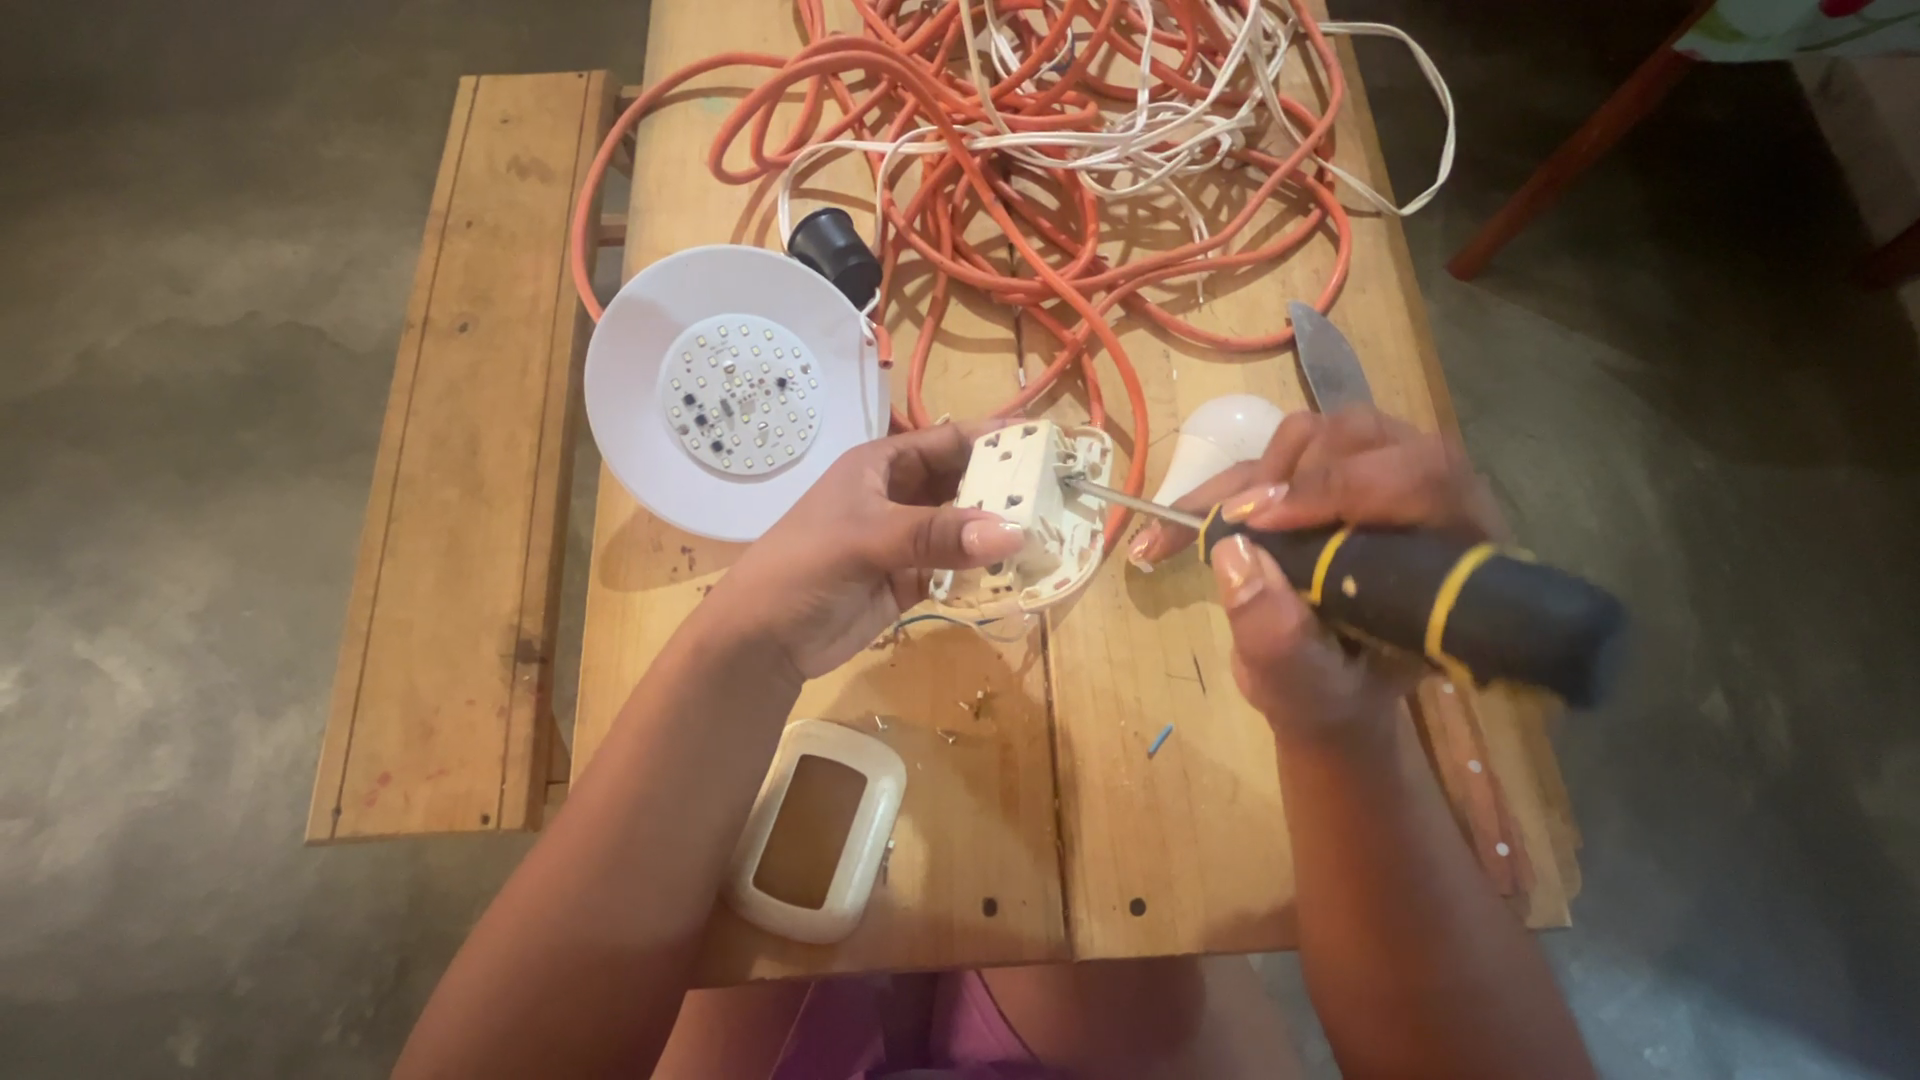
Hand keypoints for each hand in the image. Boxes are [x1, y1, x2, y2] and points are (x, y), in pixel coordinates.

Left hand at [702, 421, 1026, 679]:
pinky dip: (983, 571)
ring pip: (963, 528)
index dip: (992, 437)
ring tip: (1052, 533)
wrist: (763, 639)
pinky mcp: (910, 580)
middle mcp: (897, 496)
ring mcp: (906, 540)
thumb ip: (937, 535)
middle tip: (1059, 493)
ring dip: (998, 532)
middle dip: (1005, 487)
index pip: (946, 440)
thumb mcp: (866, 540)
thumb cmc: (803, 568)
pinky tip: (1018, 573)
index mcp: (880, 466)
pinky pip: (957, 568)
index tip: (1044, 440)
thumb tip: (1013, 532)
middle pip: (962, 483)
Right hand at [1129, 407, 1501, 739]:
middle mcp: (1420, 502)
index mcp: (1447, 552)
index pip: (1416, 478)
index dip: (1335, 487)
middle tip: (1234, 522)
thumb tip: (1233, 553)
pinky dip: (1214, 492)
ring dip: (1251, 479)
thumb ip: (1276, 633)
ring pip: (1312, 435)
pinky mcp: (1319, 483)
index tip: (1259, 523)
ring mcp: (1367, 482)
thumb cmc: (1329, 694)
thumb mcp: (1302, 685)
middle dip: (1288, 476)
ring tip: (1209, 530)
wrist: (1321, 690)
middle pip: (1361, 437)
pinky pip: (1266, 460)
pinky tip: (1168, 531)